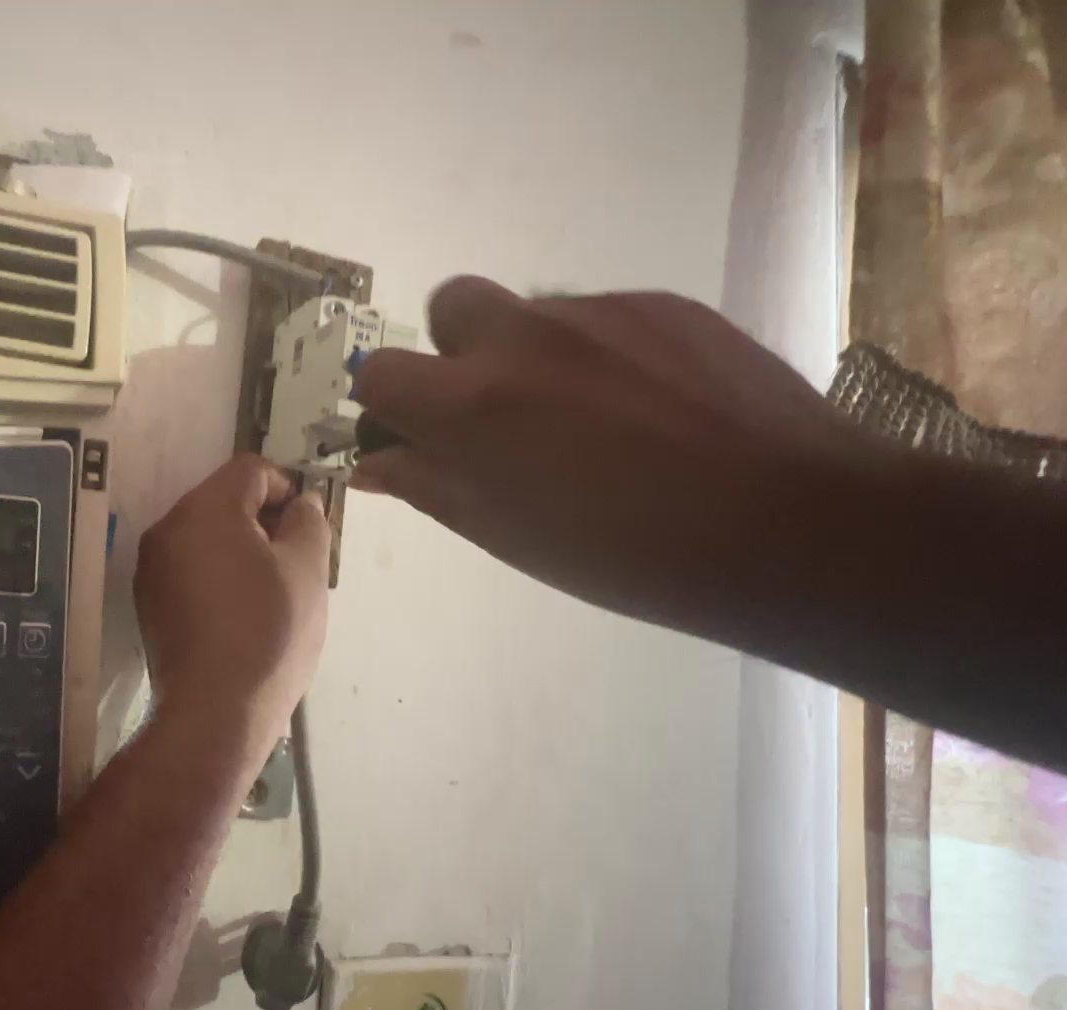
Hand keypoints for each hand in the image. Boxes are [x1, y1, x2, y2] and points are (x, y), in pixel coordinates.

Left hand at [135, 455, 331, 753]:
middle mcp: (167, 528)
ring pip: (204, 535)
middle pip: (222, 500)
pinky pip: (188, 567)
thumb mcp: (307, 571)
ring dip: (239, 547)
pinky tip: (239, 611)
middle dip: (262, 519)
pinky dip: (216, 573)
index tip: (307, 525)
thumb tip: (301, 503)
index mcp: (204, 510)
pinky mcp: (148, 600)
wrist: (214, 710)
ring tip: (270, 590)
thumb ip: (309, 522)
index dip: (286, 486)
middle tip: (295, 560)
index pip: (249, 470)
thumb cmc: (269, 633)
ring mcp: (151, 566)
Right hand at [351, 276, 889, 628]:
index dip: (384, 402)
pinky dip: (597, 353)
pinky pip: (600, 316)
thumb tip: (372, 462)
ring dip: (530, 354)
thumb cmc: (621, 551)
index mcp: (470, 402)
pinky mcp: (663, 302)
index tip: (411, 433)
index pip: (379, 371)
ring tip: (585, 418)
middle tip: (494, 409)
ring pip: (531, 313)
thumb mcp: (501, 532)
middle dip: (453, 350)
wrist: (794, 525)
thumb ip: (426, 484)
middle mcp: (521, 336)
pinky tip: (644, 409)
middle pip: (450, 305)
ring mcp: (597, 311)